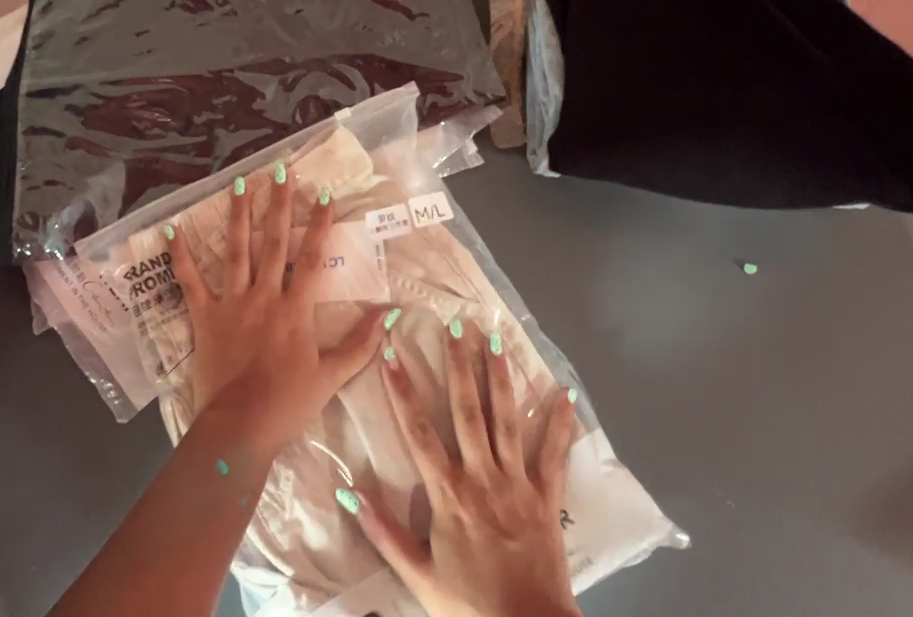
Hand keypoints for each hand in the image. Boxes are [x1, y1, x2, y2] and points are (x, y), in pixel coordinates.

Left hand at [165, 166, 386, 455]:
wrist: (240, 428)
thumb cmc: (288, 403)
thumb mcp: (332, 376)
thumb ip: (361, 344)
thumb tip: (390, 314)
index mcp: (295, 309)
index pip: (311, 258)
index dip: (319, 225)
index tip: (324, 194)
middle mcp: (264, 296)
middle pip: (273, 243)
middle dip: (279, 204)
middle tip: (281, 170)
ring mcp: (231, 303)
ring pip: (235, 251)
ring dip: (239, 215)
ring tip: (240, 183)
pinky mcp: (204, 316)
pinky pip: (189, 281)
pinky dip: (180, 256)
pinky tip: (170, 229)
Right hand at [356, 322, 582, 616]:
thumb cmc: (468, 604)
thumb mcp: (416, 575)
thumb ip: (383, 531)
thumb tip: (348, 490)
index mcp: (448, 493)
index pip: (418, 430)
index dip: (403, 389)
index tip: (393, 352)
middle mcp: (482, 477)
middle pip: (467, 411)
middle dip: (459, 364)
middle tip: (455, 323)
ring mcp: (517, 483)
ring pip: (507, 419)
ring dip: (500, 376)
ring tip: (496, 337)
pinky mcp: (547, 497)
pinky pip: (553, 455)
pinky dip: (559, 424)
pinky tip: (564, 393)